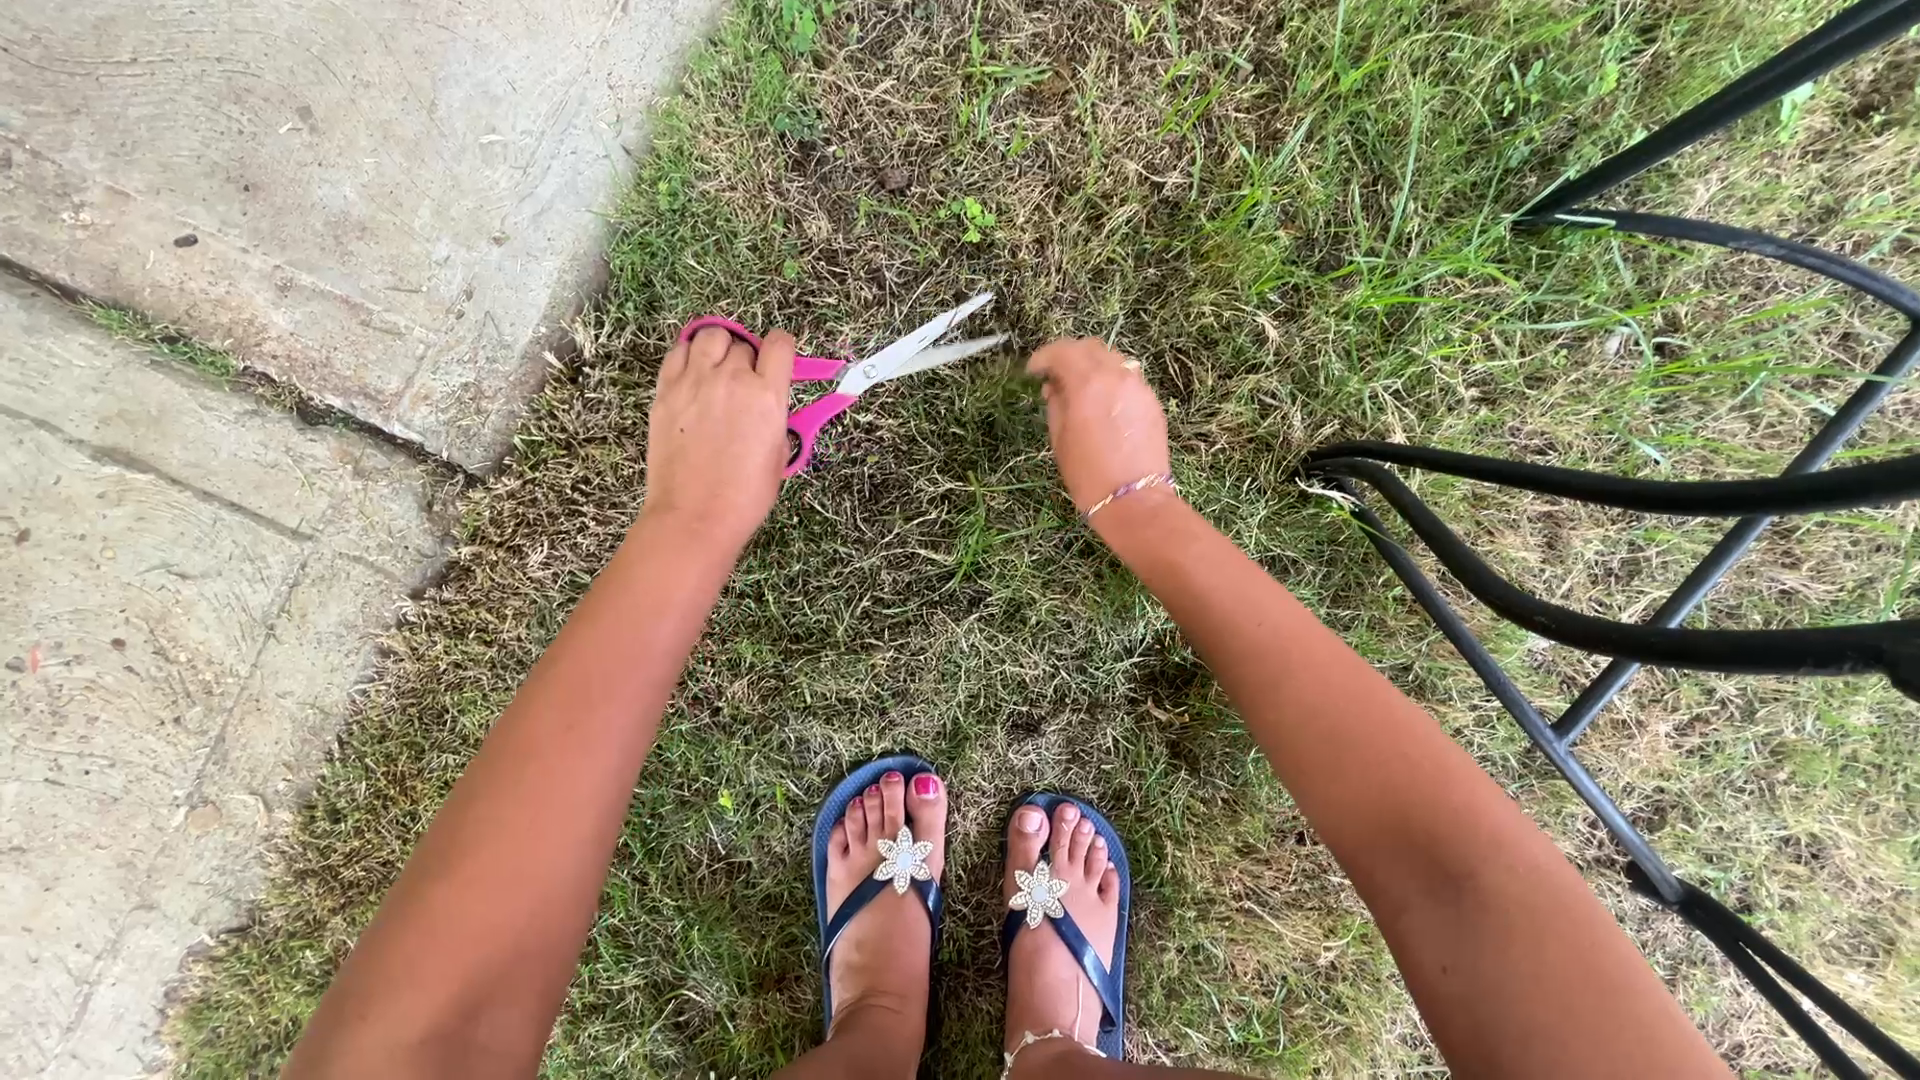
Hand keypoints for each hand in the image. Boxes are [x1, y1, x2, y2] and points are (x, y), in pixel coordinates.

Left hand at [641, 325, 795, 548]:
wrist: (696, 515)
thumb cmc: (745, 496)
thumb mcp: (779, 455)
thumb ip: (776, 419)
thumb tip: (767, 405)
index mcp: (768, 397)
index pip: (780, 344)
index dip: (781, 349)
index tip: (776, 362)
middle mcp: (732, 379)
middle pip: (743, 344)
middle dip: (747, 359)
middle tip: (743, 384)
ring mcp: (694, 382)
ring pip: (710, 336)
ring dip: (718, 347)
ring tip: (716, 369)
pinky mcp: (665, 391)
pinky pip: (678, 352)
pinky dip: (689, 355)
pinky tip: (693, 374)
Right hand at [1027, 337, 1170, 514]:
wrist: (1133, 500)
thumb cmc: (1087, 474)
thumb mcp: (1059, 438)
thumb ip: (1056, 403)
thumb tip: (1056, 387)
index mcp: (1087, 383)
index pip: (1062, 352)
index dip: (1043, 358)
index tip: (1034, 372)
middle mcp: (1116, 376)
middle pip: (1090, 348)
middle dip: (1069, 356)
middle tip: (1055, 376)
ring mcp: (1138, 386)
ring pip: (1113, 359)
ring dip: (1093, 365)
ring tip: (1080, 388)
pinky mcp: (1152, 401)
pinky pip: (1128, 378)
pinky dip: (1111, 380)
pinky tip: (1103, 402)